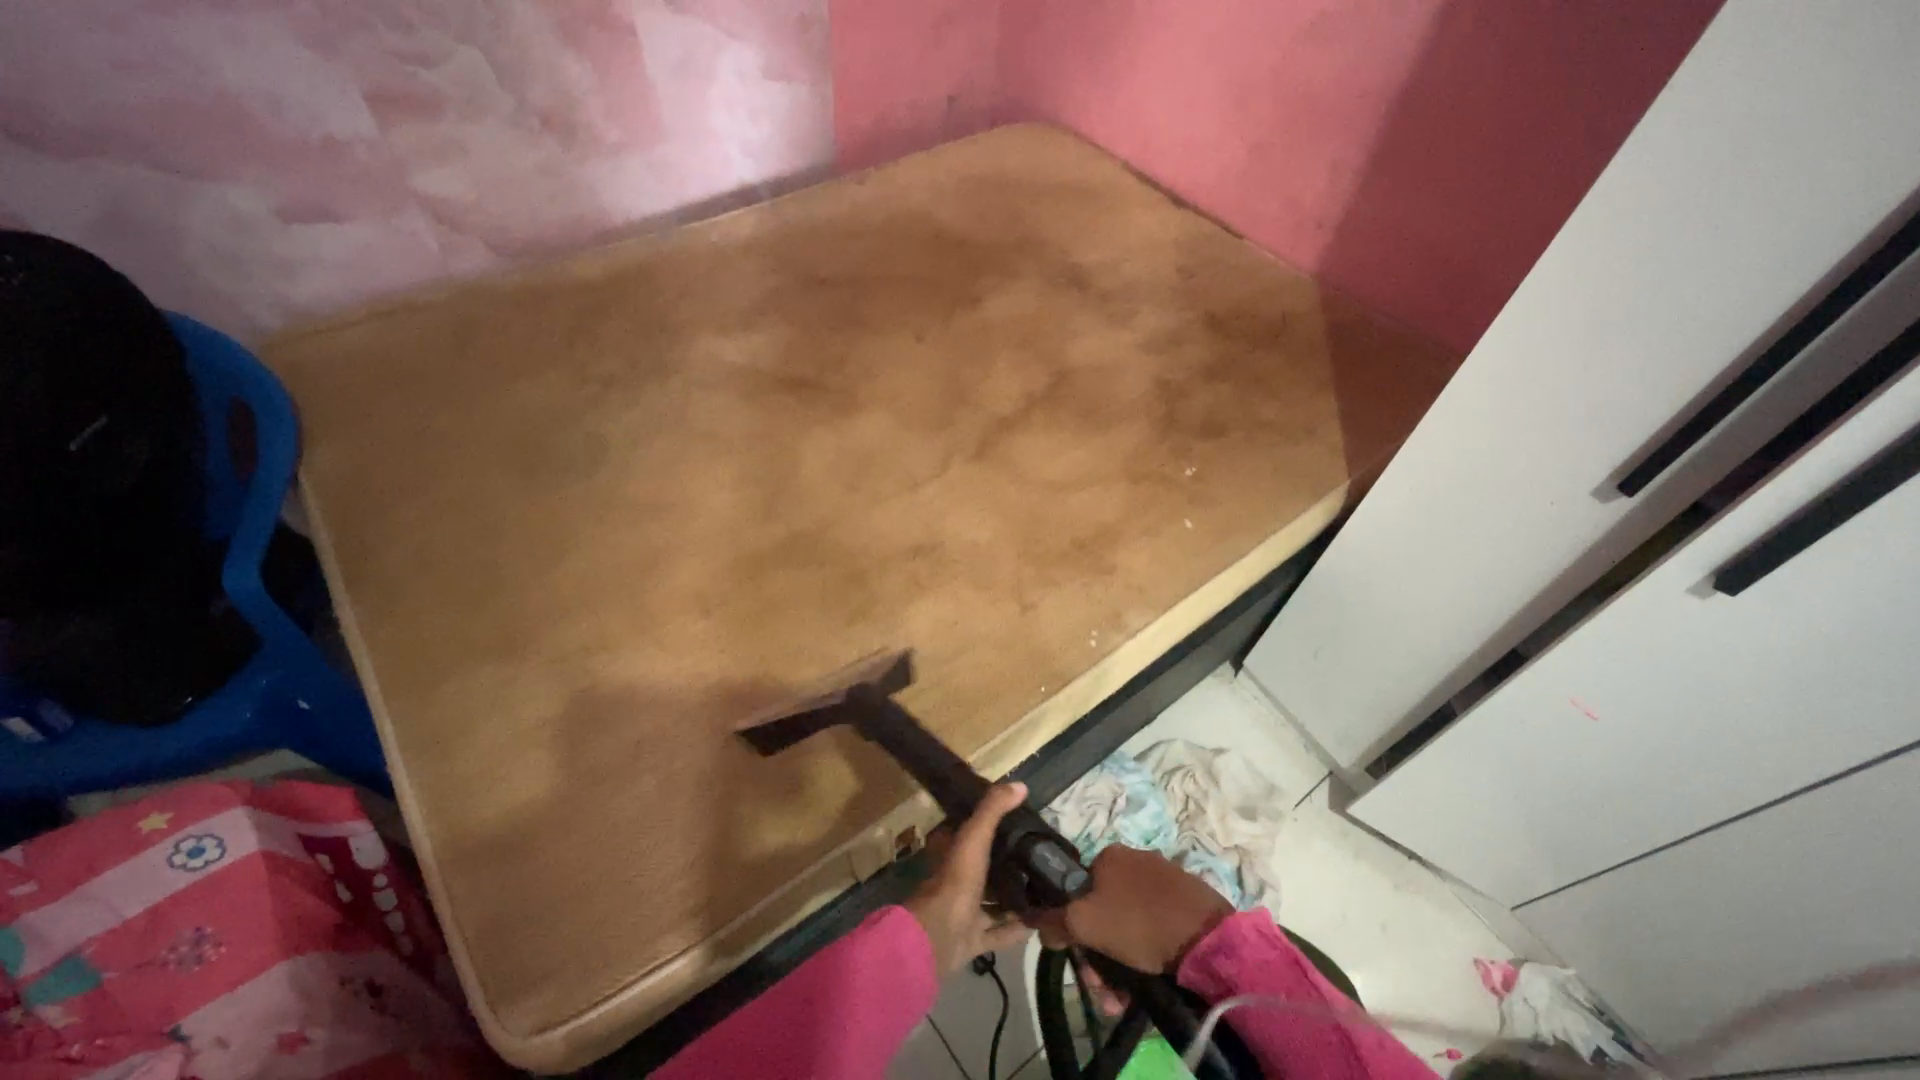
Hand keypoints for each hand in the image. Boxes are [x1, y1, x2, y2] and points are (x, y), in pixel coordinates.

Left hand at [904, 782, 1034, 973]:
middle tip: (1043, 860)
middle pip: (987, 872)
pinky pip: (999, 933)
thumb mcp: (974, 838)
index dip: (994, 830)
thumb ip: (993, 811)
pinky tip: (1040, 922)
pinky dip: (1018, 929)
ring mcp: (964, 913)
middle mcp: (958, 883)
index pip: (973, 836)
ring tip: (1047, 890)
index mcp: (953, 856)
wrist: (937, 936)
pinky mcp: (972, 940)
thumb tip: (1020, 785)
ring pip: (994, 904)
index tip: (1023, 825)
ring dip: (1016, 899)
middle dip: (1011, 867)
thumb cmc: (955, 881)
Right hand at [1037, 845, 1232, 973]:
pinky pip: (1153, 930)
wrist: (1207, 940)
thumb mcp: (1083, 923)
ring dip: (1117, 965)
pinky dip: (1144, 956)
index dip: (1072, 928)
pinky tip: (1143, 986)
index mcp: (1109, 855)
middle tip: (1101, 988)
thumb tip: (1035, 921)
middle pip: (1101, 913)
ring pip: (1127, 926)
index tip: (1079, 959)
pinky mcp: (1187, 902)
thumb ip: (1052, 920)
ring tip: (1121, 1000)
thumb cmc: (1138, 923)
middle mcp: (1135, 860)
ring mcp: (1165, 880)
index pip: (1076, 890)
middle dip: (1096, 955)